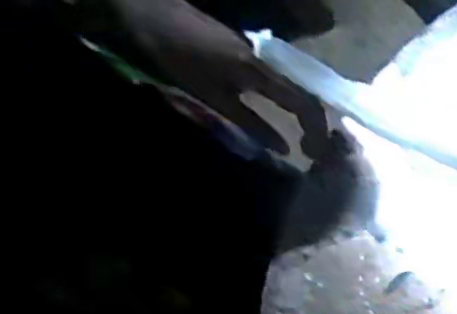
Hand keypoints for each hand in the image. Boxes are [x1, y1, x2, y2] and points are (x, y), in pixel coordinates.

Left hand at [112, 0, 333, 158]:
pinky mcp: (241, 47)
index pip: (307, 107)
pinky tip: (273, 107)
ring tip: (297, 130)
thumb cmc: (172, 52)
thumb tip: (284, 150)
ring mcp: (254, 52)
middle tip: (311, 147)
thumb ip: (250, 123)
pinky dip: (285, 99)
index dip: (317, 134)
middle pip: (305, 97)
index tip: (312, 155)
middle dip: (314, 126)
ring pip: (291, 87)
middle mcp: (265, 62)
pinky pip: (276, 78)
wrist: (139, 5)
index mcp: (260, 74)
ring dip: (300, 112)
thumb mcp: (210, 94)